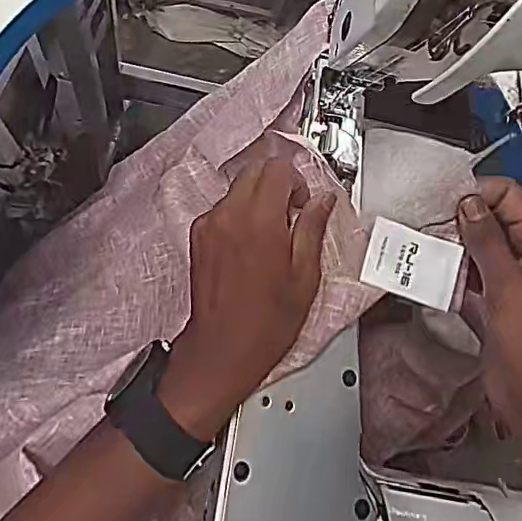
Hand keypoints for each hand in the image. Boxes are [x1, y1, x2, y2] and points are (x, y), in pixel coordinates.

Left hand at [160, 156, 336, 439]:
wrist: (221, 352)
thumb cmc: (265, 324)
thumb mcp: (305, 276)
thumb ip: (313, 228)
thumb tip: (324, 200)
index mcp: (260, 222)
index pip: (278, 169)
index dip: (297, 181)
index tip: (304, 203)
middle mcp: (229, 216)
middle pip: (256, 170)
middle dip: (278, 183)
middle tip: (292, 213)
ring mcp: (209, 225)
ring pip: (239, 187)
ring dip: (259, 198)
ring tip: (273, 234)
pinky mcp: (198, 236)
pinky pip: (224, 208)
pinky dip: (241, 214)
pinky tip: (252, 246)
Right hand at [456, 180, 521, 459]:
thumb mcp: (512, 291)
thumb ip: (488, 242)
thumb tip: (470, 206)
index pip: (513, 198)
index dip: (478, 195)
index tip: (445, 203)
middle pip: (494, 223)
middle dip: (461, 223)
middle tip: (429, 227)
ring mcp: (518, 287)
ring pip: (480, 252)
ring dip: (454, 252)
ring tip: (426, 252)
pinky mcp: (501, 311)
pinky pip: (473, 282)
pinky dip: (454, 280)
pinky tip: (434, 280)